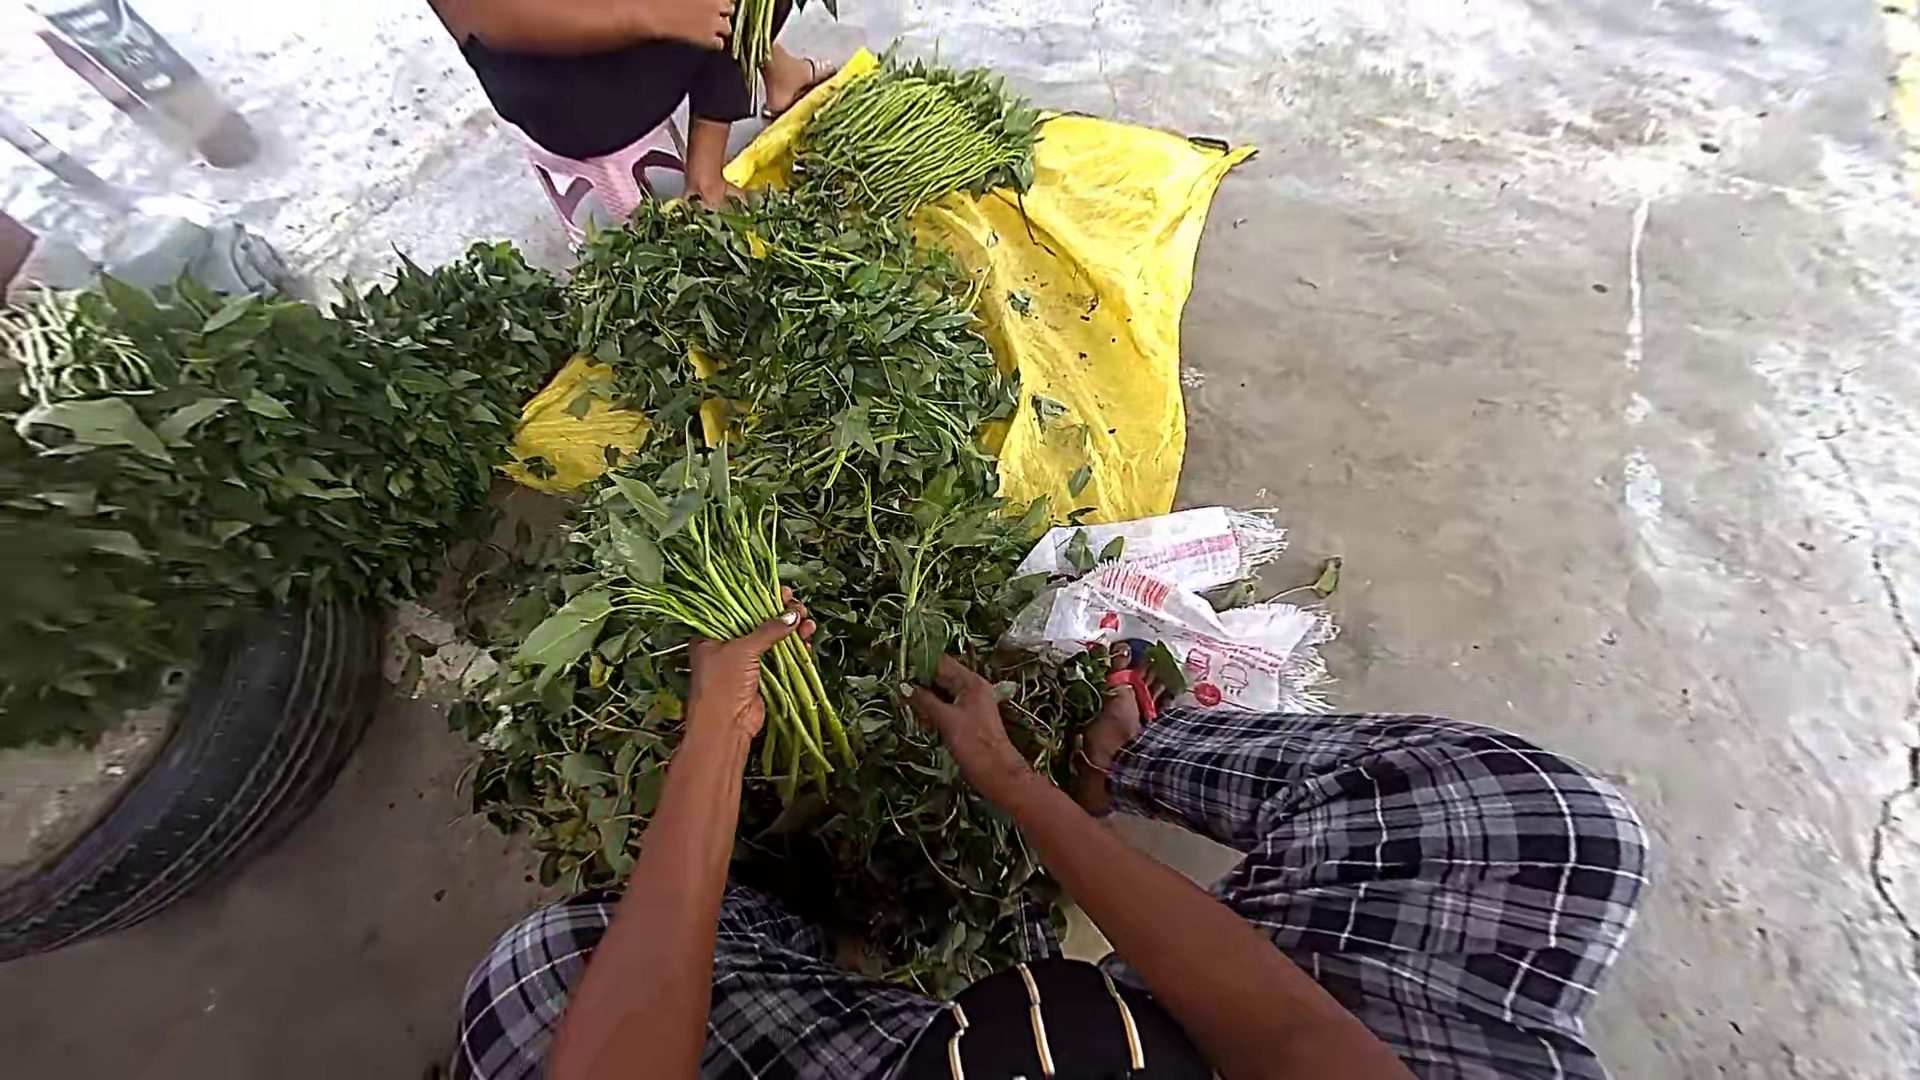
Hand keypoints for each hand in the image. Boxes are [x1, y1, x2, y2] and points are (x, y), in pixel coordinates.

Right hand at [633, 0, 734, 48]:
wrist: (652, 12)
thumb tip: (698, 1)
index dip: (719, 0)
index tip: (715, 2)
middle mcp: (714, 2)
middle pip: (729, 8)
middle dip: (722, 11)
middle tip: (712, 14)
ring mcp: (714, 22)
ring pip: (728, 27)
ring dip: (721, 27)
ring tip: (710, 27)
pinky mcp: (709, 39)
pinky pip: (721, 43)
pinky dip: (716, 42)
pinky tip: (707, 39)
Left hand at [686, 588, 812, 738]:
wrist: (725, 727)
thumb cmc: (722, 684)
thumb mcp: (742, 650)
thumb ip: (768, 630)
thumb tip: (792, 614)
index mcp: (713, 636)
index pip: (739, 608)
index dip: (761, 598)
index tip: (782, 592)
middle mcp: (729, 645)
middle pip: (760, 622)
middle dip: (782, 615)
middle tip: (799, 608)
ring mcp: (747, 662)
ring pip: (774, 639)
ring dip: (792, 630)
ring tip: (807, 623)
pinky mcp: (762, 675)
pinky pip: (782, 656)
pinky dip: (795, 648)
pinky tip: (806, 639)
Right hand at [902, 655, 1037, 802]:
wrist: (996, 772)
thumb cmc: (973, 744)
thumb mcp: (946, 719)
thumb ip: (924, 700)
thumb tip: (904, 686)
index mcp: (971, 682)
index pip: (942, 663)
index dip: (921, 665)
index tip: (901, 673)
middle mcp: (971, 688)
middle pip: (940, 678)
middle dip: (921, 687)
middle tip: (903, 697)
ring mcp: (969, 703)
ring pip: (941, 694)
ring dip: (926, 703)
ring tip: (917, 716)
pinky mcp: (966, 718)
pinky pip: (945, 707)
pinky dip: (934, 713)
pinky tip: (926, 725)